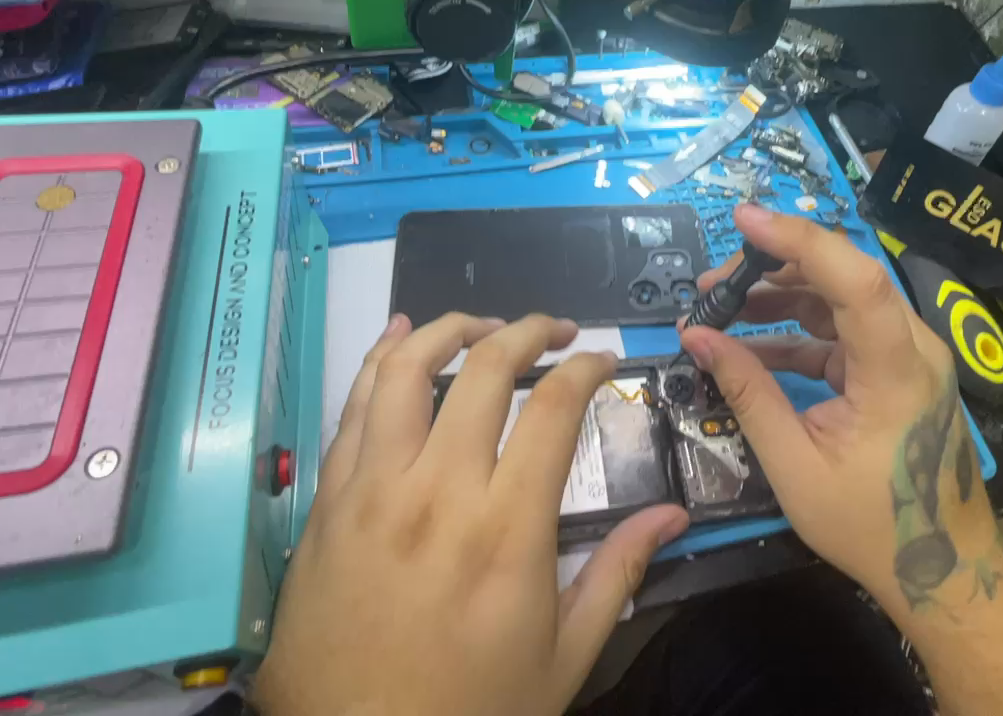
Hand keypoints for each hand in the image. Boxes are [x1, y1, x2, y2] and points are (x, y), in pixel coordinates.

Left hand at [256, 313, 689, 715]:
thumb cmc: (468, 708)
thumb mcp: (563, 657)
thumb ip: (619, 573)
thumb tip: (673, 515)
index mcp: (505, 529)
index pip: (555, 408)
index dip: (586, 367)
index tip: (601, 358)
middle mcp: (437, 490)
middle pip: (486, 369)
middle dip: (530, 330)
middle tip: (555, 329)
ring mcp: (373, 488)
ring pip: (407, 369)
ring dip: (451, 327)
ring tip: (485, 325)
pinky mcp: (329, 499)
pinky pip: (353, 407)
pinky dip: (380, 357)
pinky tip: (401, 334)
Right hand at [680, 204, 1002, 627]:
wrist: (945, 568)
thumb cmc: (873, 526)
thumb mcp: (794, 466)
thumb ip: (746, 393)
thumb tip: (695, 336)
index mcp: (898, 370)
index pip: (856, 279)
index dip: (799, 241)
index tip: (743, 220)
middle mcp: (912, 346)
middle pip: (843, 277)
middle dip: (773, 265)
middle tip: (711, 282)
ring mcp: (907, 354)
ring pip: (840, 297)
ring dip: (780, 293)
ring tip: (721, 304)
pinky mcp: (894, 367)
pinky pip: (841, 330)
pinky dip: (796, 329)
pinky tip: (751, 342)